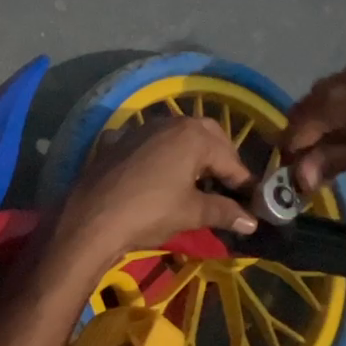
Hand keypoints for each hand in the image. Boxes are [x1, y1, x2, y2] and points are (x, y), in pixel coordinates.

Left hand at [53, 117, 259, 266]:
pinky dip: (155, 153)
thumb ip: (224, 212)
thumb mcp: (192, 213)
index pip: (229, 158)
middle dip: (219, 157)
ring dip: (188, 152)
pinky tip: (154, 170)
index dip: (243, 181)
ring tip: (195, 179)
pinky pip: (144, 142)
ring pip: (174, 135)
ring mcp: (138, 129)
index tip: (253, 201)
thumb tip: (251, 222)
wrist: (92, 218)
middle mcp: (167, 123)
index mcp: (192, 135)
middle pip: (204, 135)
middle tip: (226, 184)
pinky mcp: (115, 142)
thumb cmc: (150, 212)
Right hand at [283, 50, 345, 189]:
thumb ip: (334, 160)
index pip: (292, 133)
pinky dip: (333, 108)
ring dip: (316, 123)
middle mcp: (332, 82)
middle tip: (315, 168)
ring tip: (335, 147)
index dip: (291, 160)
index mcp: (330, 102)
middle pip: (300, 114)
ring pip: (318, 99)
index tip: (299, 183)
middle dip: (300, 141)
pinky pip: (336, 89)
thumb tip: (298, 178)